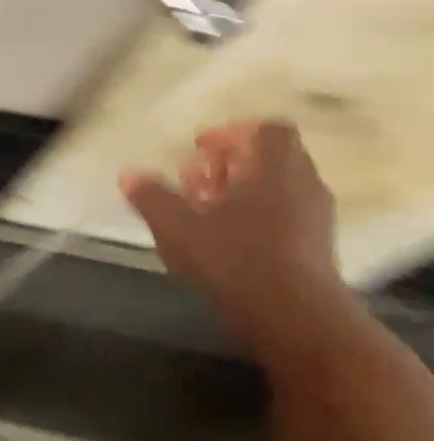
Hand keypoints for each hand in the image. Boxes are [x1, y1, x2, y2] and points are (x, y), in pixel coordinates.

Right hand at [120, 120, 346, 353]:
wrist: (289, 310)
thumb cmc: (230, 258)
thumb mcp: (175, 225)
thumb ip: (151, 197)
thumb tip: (129, 174)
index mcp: (273, 170)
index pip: (265, 130)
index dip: (230, 131)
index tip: (197, 146)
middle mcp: (301, 183)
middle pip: (271, 155)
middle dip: (229, 160)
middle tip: (191, 175)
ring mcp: (311, 212)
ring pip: (275, 184)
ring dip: (238, 186)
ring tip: (199, 204)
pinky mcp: (311, 239)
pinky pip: (282, 208)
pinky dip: (251, 209)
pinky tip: (220, 232)